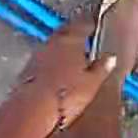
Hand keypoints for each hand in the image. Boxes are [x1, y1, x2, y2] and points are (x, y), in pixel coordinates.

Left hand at [11, 20, 118, 137]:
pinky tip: (55, 71)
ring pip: (54, 44)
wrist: (30, 113)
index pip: (84, 25)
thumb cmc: (65, 95)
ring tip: (70, 56)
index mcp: (72, 39)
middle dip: (74, 34)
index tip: (95, 29)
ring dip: (61, 47)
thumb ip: (102, 68)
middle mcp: (55, 41)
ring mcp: (38, 55)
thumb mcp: (91, 84)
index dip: (91, 26)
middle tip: (83, 40)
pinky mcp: (26, 70)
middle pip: (66, 31)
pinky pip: (44, 59)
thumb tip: (111, 57)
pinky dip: (51, 61)